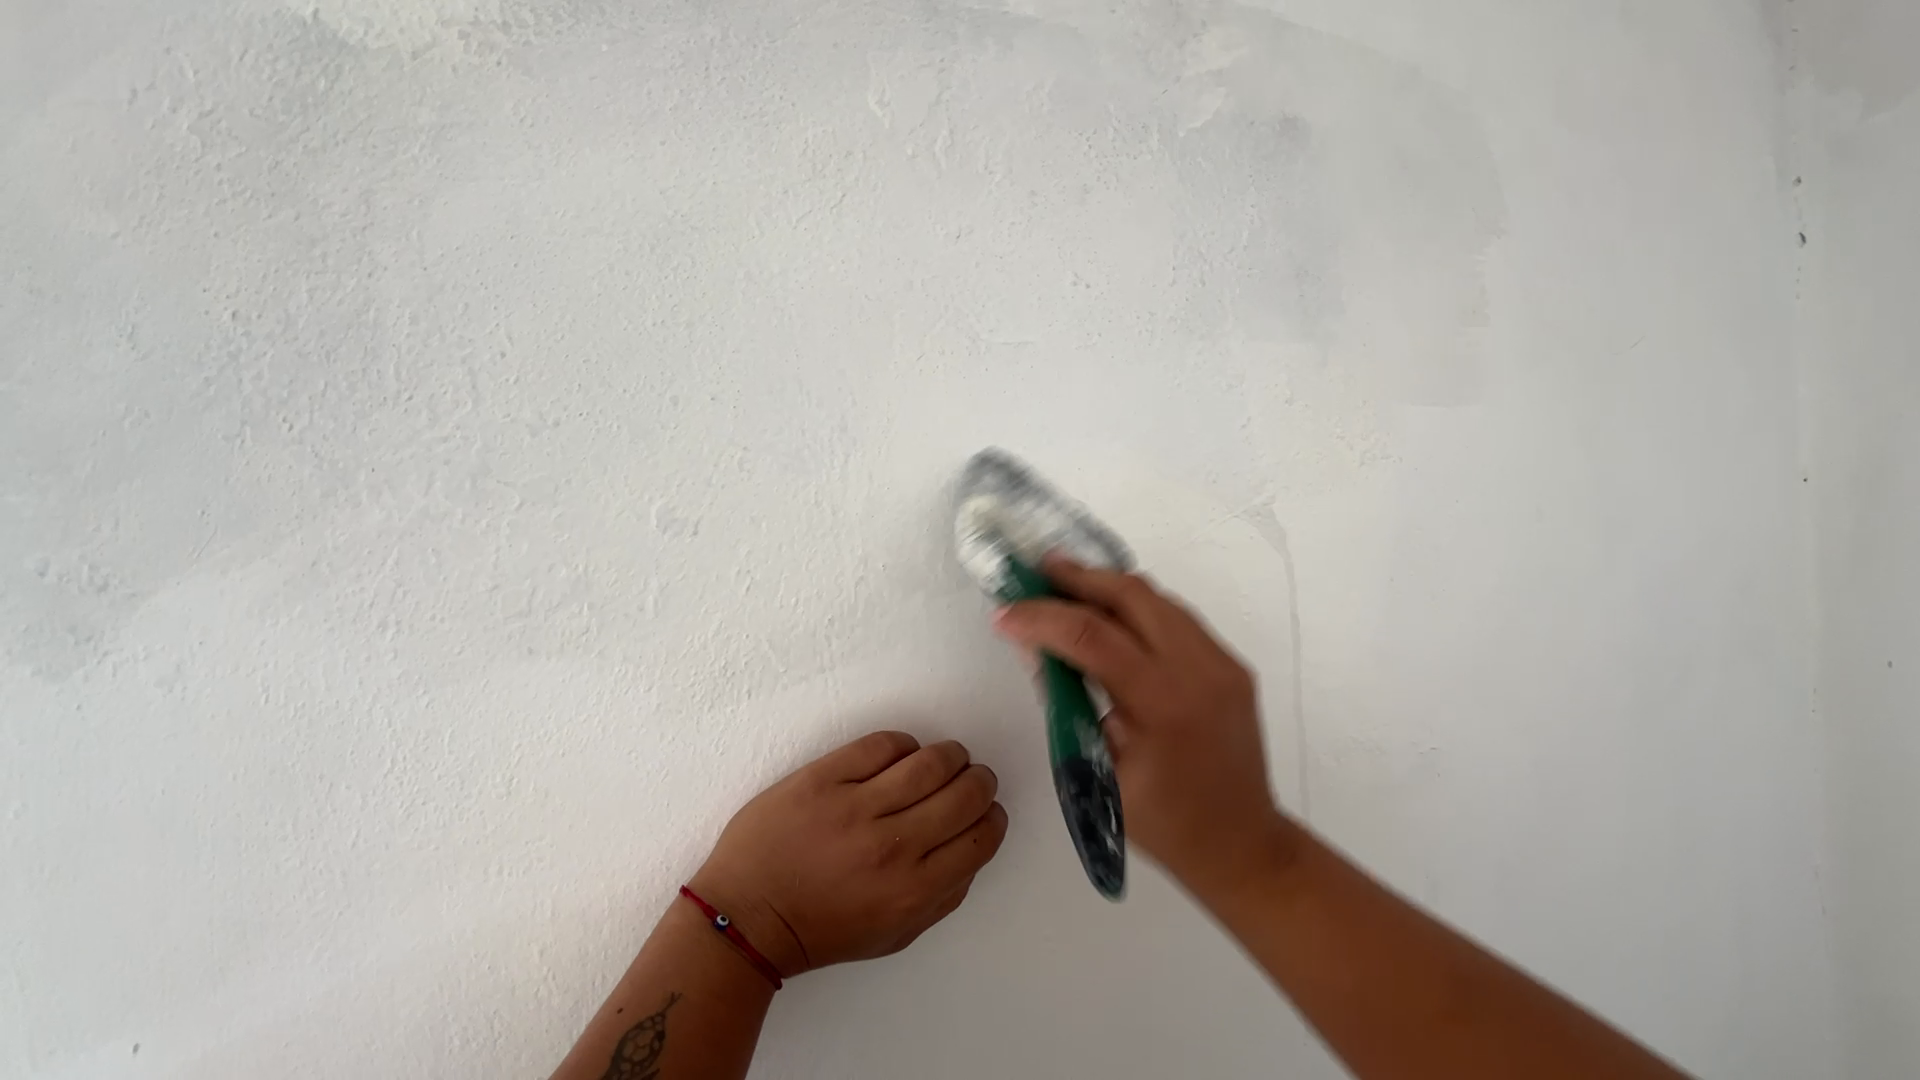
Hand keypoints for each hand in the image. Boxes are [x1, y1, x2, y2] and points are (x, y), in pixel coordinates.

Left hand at [688, 731, 1008, 977]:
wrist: (746, 916)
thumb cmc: (820, 930)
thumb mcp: (894, 935)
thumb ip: (942, 897)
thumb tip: (972, 848)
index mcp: (913, 890)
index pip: (979, 838)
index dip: (992, 817)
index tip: (986, 810)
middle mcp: (892, 846)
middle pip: (963, 794)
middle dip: (978, 781)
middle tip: (972, 778)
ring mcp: (855, 806)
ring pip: (929, 762)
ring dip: (950, 756)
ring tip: (946, 758)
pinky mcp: (823, 777)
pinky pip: (881, 744)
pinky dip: (903, 744)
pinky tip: (901, 755)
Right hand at [992, 555, 1290, 893]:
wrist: (1243, 845)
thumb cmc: (1165, 825)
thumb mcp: (1100, 773)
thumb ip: (1069, 704)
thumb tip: (1035, 650)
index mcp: (1165, 704)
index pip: (1093, 637)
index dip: (1043, 619)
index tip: (1005, 615)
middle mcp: (1201, 670)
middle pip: (1132, 596)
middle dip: (1078, 578)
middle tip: (1036, 571)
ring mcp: (1222, 663)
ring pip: (1158, 598)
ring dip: (1108, 587)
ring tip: (1065, 584)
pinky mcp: (1231, 666)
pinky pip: (1177, 618)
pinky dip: (1137, 607)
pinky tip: (1109, 615)